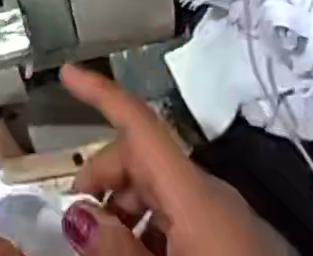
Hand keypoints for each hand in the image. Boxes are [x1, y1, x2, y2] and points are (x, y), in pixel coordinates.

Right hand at [59, 64, 289, 255]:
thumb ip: (116, 249)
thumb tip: (79, 215)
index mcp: (198, 199)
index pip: (141, 125)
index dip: (101, 94)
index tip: (65, 74)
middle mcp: (218, 200)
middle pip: (145, 160)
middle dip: (104, 178)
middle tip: (77, 221)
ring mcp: (237, 227)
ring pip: (164, 193)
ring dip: (127, 210)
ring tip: (107, 250)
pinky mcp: (247, 252)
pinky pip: (187, 221)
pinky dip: (155, 232)